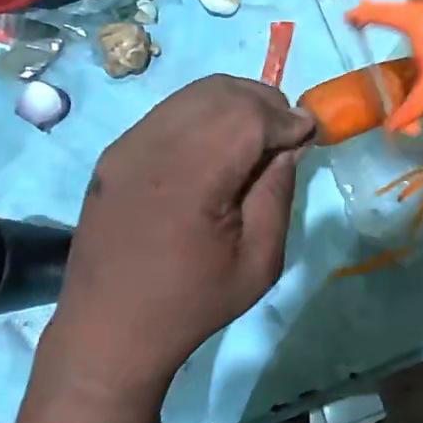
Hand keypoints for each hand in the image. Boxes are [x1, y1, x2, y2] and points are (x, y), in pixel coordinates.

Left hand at [44, 76, 315, 397]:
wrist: (110, 329)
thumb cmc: (194, 302)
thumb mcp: (260, 260)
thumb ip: (277, 193)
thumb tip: (289, 146)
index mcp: (189, 180)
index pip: (248, 116)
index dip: (287, 118)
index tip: (311, 135)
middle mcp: (151, 149)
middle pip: (222, 92)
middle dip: (268, 103)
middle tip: (290, 135)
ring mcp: (127, 146)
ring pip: (196, 93)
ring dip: (239, 104)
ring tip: (261, 137)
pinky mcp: (117, 153)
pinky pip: (173, 110)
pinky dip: (209, 114)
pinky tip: (223, 146)